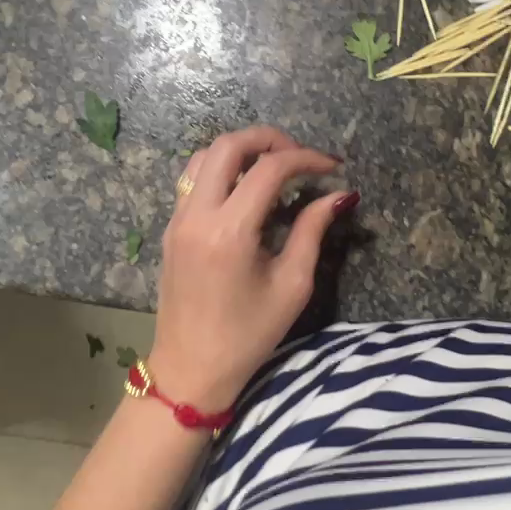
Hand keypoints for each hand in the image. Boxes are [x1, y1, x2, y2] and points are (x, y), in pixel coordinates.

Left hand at [146, 125, 355, 410]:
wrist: (189, 371)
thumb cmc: (247, 336)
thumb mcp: (291, 286)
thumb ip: (313, 232)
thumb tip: (339, 194)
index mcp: (230, 232)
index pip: (270, 169)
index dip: (306, 158)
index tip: (332, 168)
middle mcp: (197, 215)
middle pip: (229, 145)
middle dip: (269, 139)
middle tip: (300, 156)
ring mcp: (178, 218)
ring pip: (205, 155)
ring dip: (242, 149)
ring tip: (274, 166)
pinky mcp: (171, 227)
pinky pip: (193, 177)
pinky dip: (221, 167)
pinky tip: (245, 186)